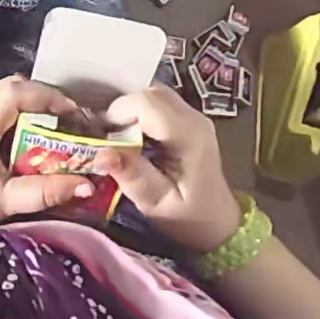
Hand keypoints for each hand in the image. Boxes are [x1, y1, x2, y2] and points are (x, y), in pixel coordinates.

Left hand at [0, 75, 97, 233]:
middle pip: (12, 87)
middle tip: (72, 122)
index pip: (13, 93)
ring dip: (35, 106)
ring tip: (59, 130)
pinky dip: (23, 115)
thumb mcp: (1, 203)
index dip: (48, 97)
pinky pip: (0, 108)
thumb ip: (44, 192)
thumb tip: (86, 184)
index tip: (75, 115)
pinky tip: (37, 138)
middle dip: (46, 99)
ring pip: (7, 94)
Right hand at [93, 86, 243, 252]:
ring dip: (131, 112)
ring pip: (152, 95)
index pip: (146, 102)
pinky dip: (140, 115)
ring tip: (121, 140)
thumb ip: (131, 176)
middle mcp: (194, 118)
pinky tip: (136, 140)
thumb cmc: (187, 218)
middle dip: (122, 111)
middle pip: (149, 94)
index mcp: (188, 136)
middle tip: (110, 140)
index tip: (104, 138)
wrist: (218, 224)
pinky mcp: (189, 120)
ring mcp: (194, 116)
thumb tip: (101, 154)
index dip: (118, 113)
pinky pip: (158, 104)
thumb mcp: (155, 203)